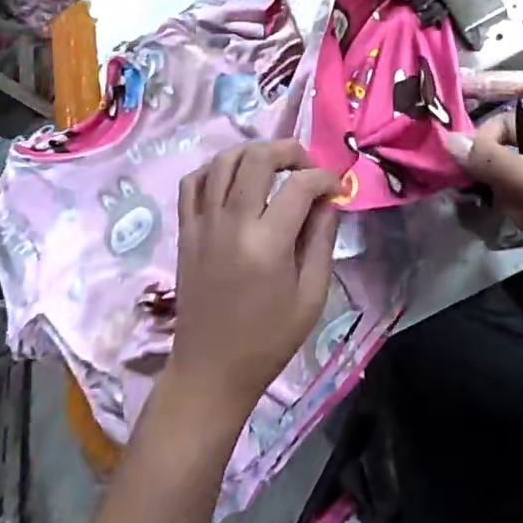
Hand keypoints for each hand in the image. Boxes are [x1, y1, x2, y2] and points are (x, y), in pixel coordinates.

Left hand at [169, 140, 342, 414]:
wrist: (210, 372)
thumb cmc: (269, 340)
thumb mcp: (312, 295)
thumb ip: (321, 240)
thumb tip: (328, 200)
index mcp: (267, 244)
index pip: (300, 185)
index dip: (325, 178)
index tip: (336, 189)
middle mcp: (231, 225)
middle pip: (257, 158)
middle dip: (289, 150)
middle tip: (307, 165)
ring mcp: (202, 225)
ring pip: (222, 161)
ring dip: (254, 152)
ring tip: (274, 166)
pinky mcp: (185, 232)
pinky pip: (192, 182)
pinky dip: (215, 169)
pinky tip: (235, 179)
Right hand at [447, 71, 522, 290]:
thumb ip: (495, 162)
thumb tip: (448, 140)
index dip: (492, 83)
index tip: (455, 91)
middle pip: (514, 128)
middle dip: (492, 150)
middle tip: (472, 174)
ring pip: (517, 163)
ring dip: (506, 184)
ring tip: (516, 210)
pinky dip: (521, 204)